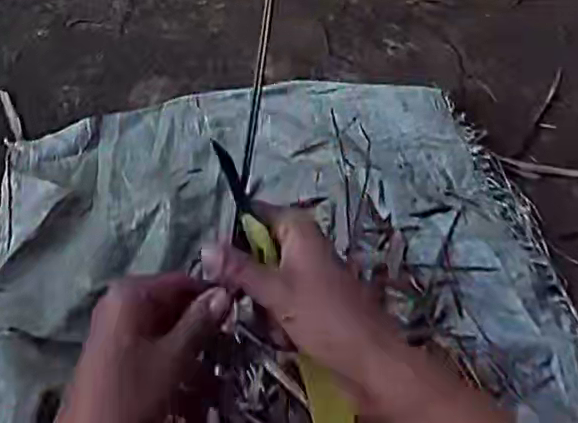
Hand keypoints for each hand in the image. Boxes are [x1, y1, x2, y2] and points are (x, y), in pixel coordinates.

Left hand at [57, 273, 230, 422]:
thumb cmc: (130, 392)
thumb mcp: (170, 360)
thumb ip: (197, 324)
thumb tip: (222, 293)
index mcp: (129, 294)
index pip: (178, 281)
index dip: (208, 296)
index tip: (235, 314)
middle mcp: (120, 304)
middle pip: (171, 308)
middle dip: (200, 333)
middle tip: (227, 353)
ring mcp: (115, 331)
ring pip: (164, 335)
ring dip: (190, 358)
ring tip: (213, 385)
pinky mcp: (115, 358)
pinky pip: (152, 353)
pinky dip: (172, 370)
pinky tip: (192, 398)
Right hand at [201, 206, 509, 422]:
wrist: (373, 365)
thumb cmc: (326, 318)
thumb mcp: (275, 291)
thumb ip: (238, 268)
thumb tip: (204, 246)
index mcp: (296, 227)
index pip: (252, 213)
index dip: (232, 233)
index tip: (215, 257)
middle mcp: (301, 242)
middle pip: (256, 248)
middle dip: (248, 276)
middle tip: (242, 297)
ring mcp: (307, 271)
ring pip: (265, 277)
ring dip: (262, 302)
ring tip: (272, 321)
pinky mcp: (311, 299)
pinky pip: (279, 298)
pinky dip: (277, 315)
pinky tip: (284, 334)